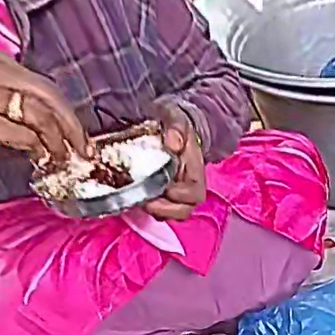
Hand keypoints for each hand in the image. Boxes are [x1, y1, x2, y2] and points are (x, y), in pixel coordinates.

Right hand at [0, 46, 90, 164]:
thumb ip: (10, 85)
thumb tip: (45, 111)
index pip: (44, 84)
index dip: (68, 112)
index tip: (81, 133)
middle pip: (47, 98)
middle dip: (71, 127)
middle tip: (82, 149)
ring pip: (36, 117)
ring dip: (55, 142)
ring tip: (61, 156)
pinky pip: (19, 136)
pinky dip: (35, 148)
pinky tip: (39, 156)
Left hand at [143, 104, 207, 220]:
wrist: (173, 130)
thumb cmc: (176, 126)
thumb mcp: (177, 118)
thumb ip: (177, 128)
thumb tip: (173, 144)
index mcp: (197, 177)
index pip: (191, 195)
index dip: (176, 194)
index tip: (162, 186)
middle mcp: (191, 193)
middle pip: (180, 212)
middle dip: (161, 208)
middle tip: (143, 199)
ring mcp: (179, 200)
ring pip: (168, 215)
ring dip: (153, 209)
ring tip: (138, 197)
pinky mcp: (166, 201)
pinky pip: (159, 212)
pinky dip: (148, 207)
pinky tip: (137, 195)